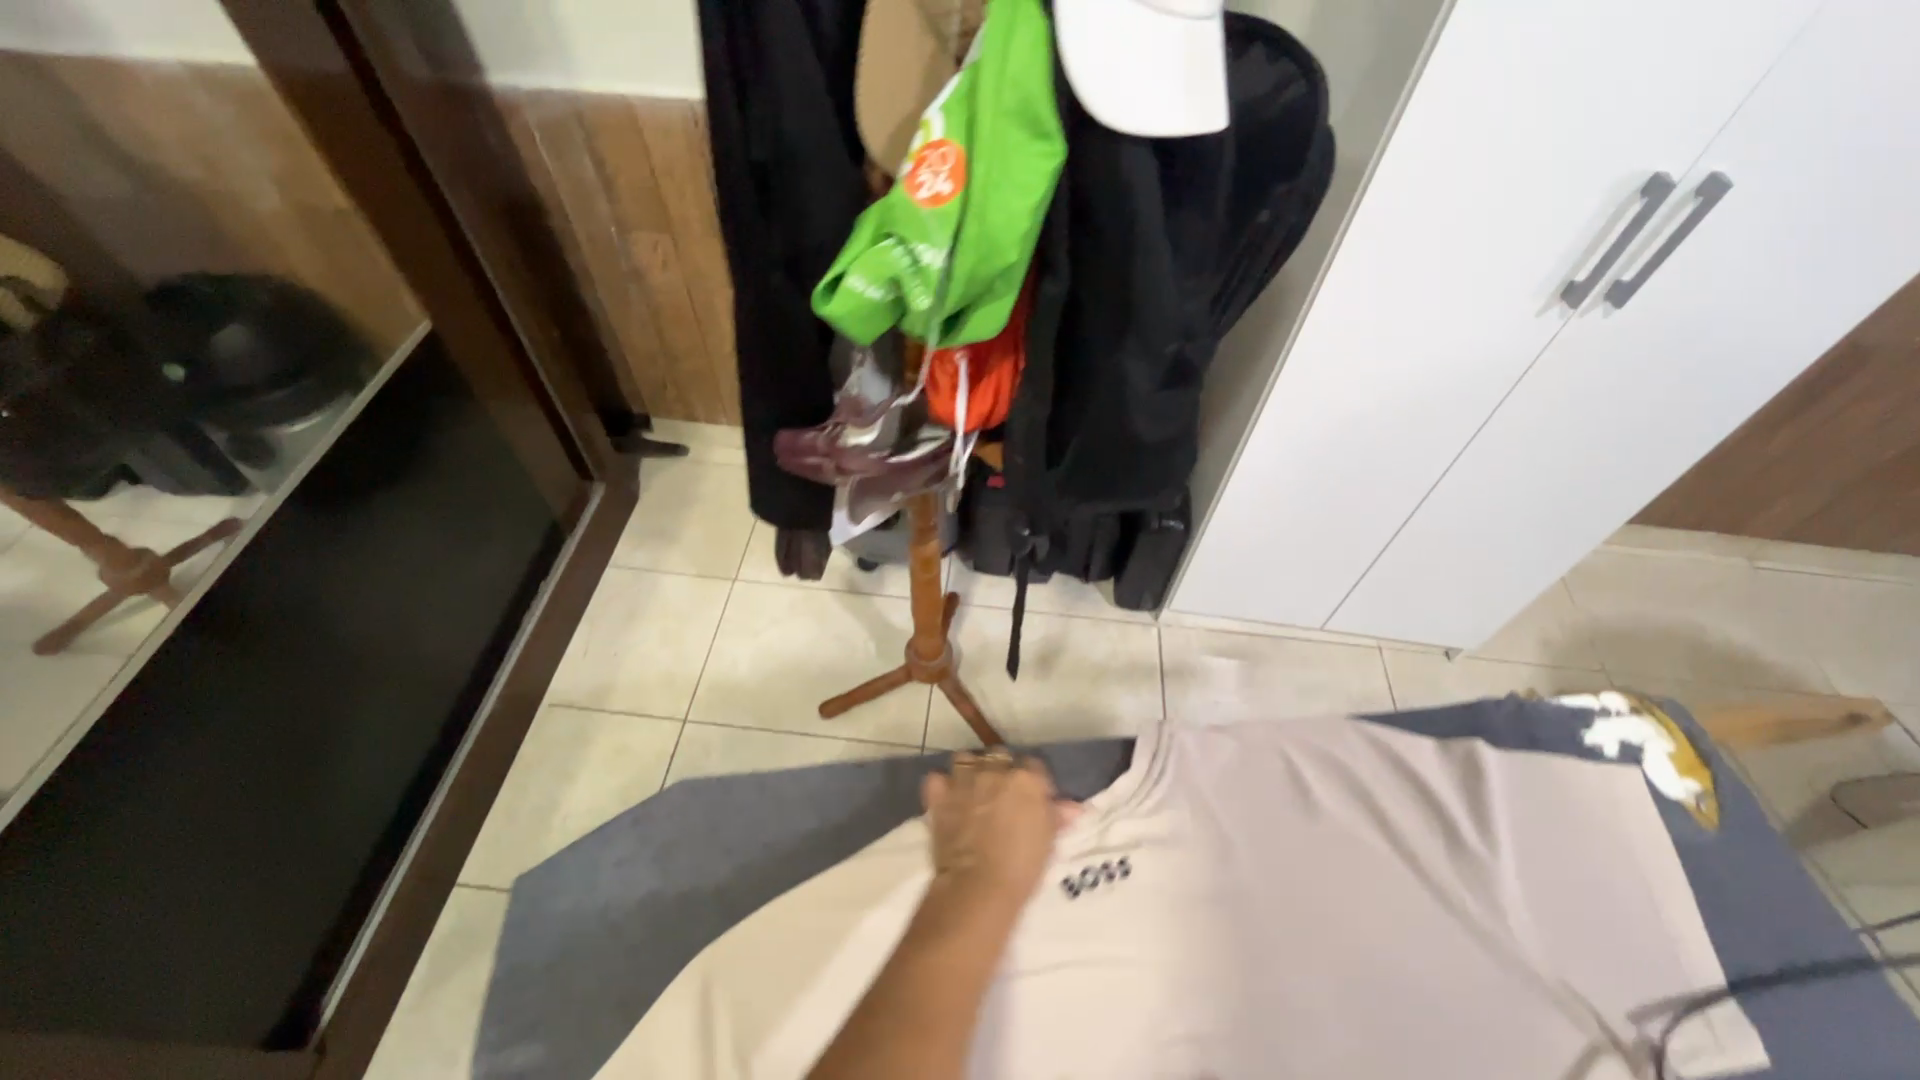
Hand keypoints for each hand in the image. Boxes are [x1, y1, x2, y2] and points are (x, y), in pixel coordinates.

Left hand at [921, 749, 1080, 909]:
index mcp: (1027, 779)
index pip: (1033, 765)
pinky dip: (942, 786)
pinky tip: (947, 800)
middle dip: (1000, 770)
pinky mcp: (939, 796)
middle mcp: (995, 771)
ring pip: (965, 759)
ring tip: (972, 791)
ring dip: (970, 771)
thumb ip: (1056, 815)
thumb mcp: (1048, 841)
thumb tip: (1072, 807)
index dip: (1031, 780)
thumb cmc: (1022, 866)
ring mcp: (964, 781)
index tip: (1030, 798)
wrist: (979, 885)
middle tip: (1001, 796)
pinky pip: (938, 779)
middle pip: (999, 757)